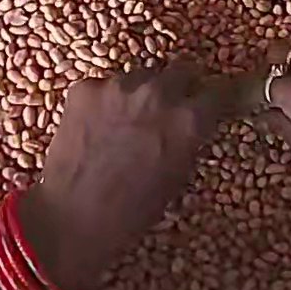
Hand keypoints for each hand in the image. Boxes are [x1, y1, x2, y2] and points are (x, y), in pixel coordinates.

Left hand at [23, 62, 225, 289]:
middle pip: (181, 72)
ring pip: (140, 77)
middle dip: (181, 87)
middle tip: (170, 108)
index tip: (212, 102)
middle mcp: (157, 94)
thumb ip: (189, 141)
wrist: (71, 217)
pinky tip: (96, 127)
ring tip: (126, 122)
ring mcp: (118, 86)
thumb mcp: (177, 178)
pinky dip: (105, 101)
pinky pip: (105, 86)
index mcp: (188, 120)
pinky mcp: (86, 88)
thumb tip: (193, 124)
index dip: (217, 99)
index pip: (218, 92)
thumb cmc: (131, 212)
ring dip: (141, 93)